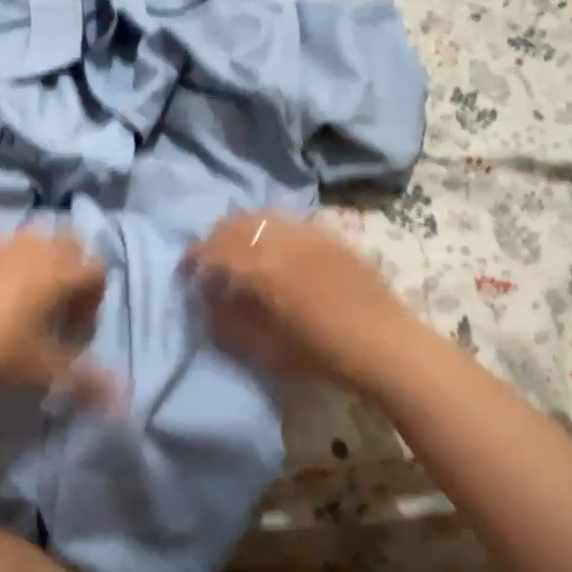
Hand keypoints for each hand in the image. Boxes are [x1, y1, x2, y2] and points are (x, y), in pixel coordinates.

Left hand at [0, 228, 115, 403]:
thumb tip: (123, 397)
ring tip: (24, 290)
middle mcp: (36, 247)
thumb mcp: (47, 370)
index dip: (94, 296)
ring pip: (35, 236)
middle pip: (70, 244)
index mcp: (61, 273)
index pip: (97, 270)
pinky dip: (2, 255)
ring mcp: (1, 240)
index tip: (77, 323)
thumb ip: (90, 380)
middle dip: (71, 268)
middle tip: (56, 301)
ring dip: (39, 257)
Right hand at [185, 213, 414, 391]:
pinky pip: (291, 221)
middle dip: (214, 239)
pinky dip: (271, 229)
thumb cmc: (322, 354)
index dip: (194, 258)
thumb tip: (208, 302)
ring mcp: (310, 234)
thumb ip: (228, 322)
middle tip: (207, 261)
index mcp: (262, 268)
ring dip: (242, 230)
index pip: (214, 249)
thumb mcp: (264, 348)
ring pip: (263, 216)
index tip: (185, 272)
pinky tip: (275, 250)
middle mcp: (283, 240)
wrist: (386, 347)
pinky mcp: (332, 237)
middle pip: (236, 225)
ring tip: (239, 252)